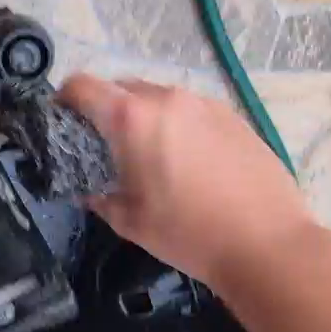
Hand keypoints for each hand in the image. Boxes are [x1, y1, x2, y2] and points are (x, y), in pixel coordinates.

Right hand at [60, 74, 317, 283]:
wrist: (269, 245)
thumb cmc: (188, 233)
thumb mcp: (128, 220)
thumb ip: (98, 195)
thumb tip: (87, 188)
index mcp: (131, 117)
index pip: (82, 86)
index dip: (63, 99)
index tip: (61, 123)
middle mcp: (166, 98)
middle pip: (119, 88)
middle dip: (104, 110)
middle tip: (104, 147)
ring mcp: (204, 104)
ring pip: (157, 97)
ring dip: (142, 116)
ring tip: (149, 155)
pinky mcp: (233, 116)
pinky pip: (189, 110)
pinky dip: (176, 125)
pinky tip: (188, 161)